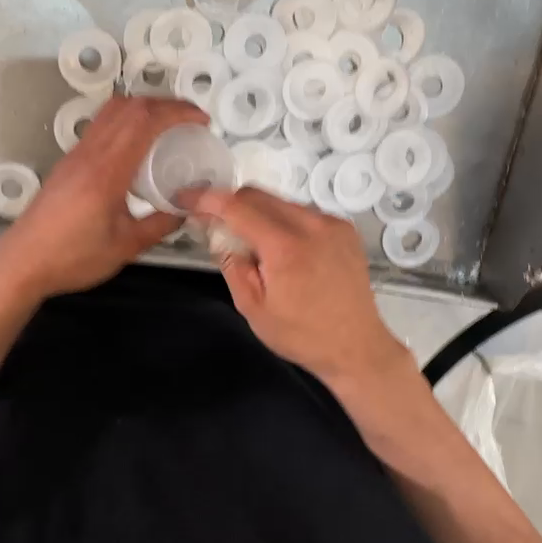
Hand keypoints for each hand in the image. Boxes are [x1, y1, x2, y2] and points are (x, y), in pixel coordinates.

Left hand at [0, 95, 208, 300]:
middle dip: (165, 104)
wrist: (22, 263)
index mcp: (108, 170)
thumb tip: (186, 208)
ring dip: (144, 109)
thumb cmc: (72, 258)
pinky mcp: (69, 162)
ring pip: (112, 112)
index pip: (145, 121)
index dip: (178, 112)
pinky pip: (101, 127)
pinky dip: (126, 123)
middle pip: (129, 106)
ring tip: (168, 127)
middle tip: (190, 120)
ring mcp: (76, 154)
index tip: (201, 121)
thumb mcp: (126, 247)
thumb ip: (160, 224)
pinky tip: (139, 146)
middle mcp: (90, 153)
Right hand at [184, 187, 415, 390]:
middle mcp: (312, 225)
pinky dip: (282, 220)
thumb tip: (218, 232)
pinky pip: (302, 212)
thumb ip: (232, 263)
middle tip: (211, 220)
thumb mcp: (252, 307)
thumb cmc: (301, 335)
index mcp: (285, 246)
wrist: (356, 347)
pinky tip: (279, 247)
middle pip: (258, 195)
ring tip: (248, 240)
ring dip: (257, 211)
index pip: (237, 206)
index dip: (205, 199)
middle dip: (229, 202)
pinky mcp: (344, 229)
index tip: (184, 198)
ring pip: (281, 201)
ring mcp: (332, 224)